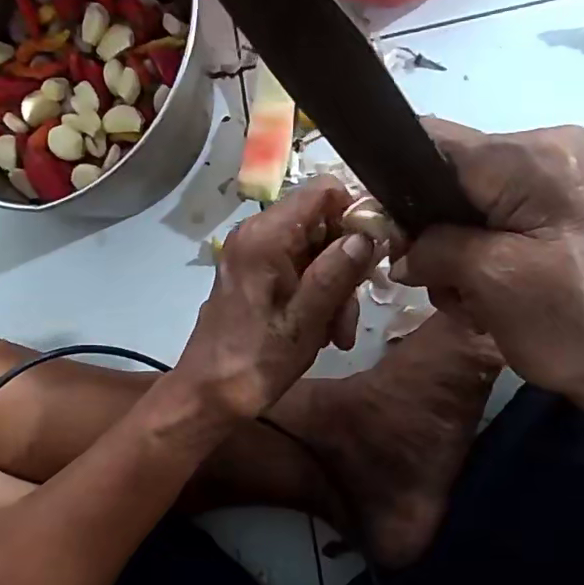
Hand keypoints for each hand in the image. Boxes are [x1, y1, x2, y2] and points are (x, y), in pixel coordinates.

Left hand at [175, 177, 377, 418]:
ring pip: (314, 251)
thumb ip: (337, 271)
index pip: (324, 191)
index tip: (375, 251)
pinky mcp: (252, 274)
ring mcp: (252, 254)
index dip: (355, 214)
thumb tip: (367, 233)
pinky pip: (297, 270)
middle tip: (352, 310)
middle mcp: (255, 233)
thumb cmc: (256, 360)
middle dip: (346, 264)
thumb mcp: (306, 319)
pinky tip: (324, 332)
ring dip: (335, 289)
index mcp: (266, 235)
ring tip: (338, 333)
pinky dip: (316, 295)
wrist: (208, 393)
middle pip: (321, 223)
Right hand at [390, 118, 583, 397]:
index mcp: (534, 156)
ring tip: (467, 297)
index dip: (395, 184)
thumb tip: (397, 250)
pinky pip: (481, 222)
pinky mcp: (546, 209)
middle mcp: (541, 151)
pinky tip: (480, 294)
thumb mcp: (491, 279)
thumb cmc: (573, 322)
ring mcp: (546, 180)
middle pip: (444, 177)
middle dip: (427, 232)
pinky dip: (469, 259)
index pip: (433, 143)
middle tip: (433, 281)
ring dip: (447, 255)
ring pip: (456, 206)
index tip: (383, 233)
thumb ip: (432, 247)